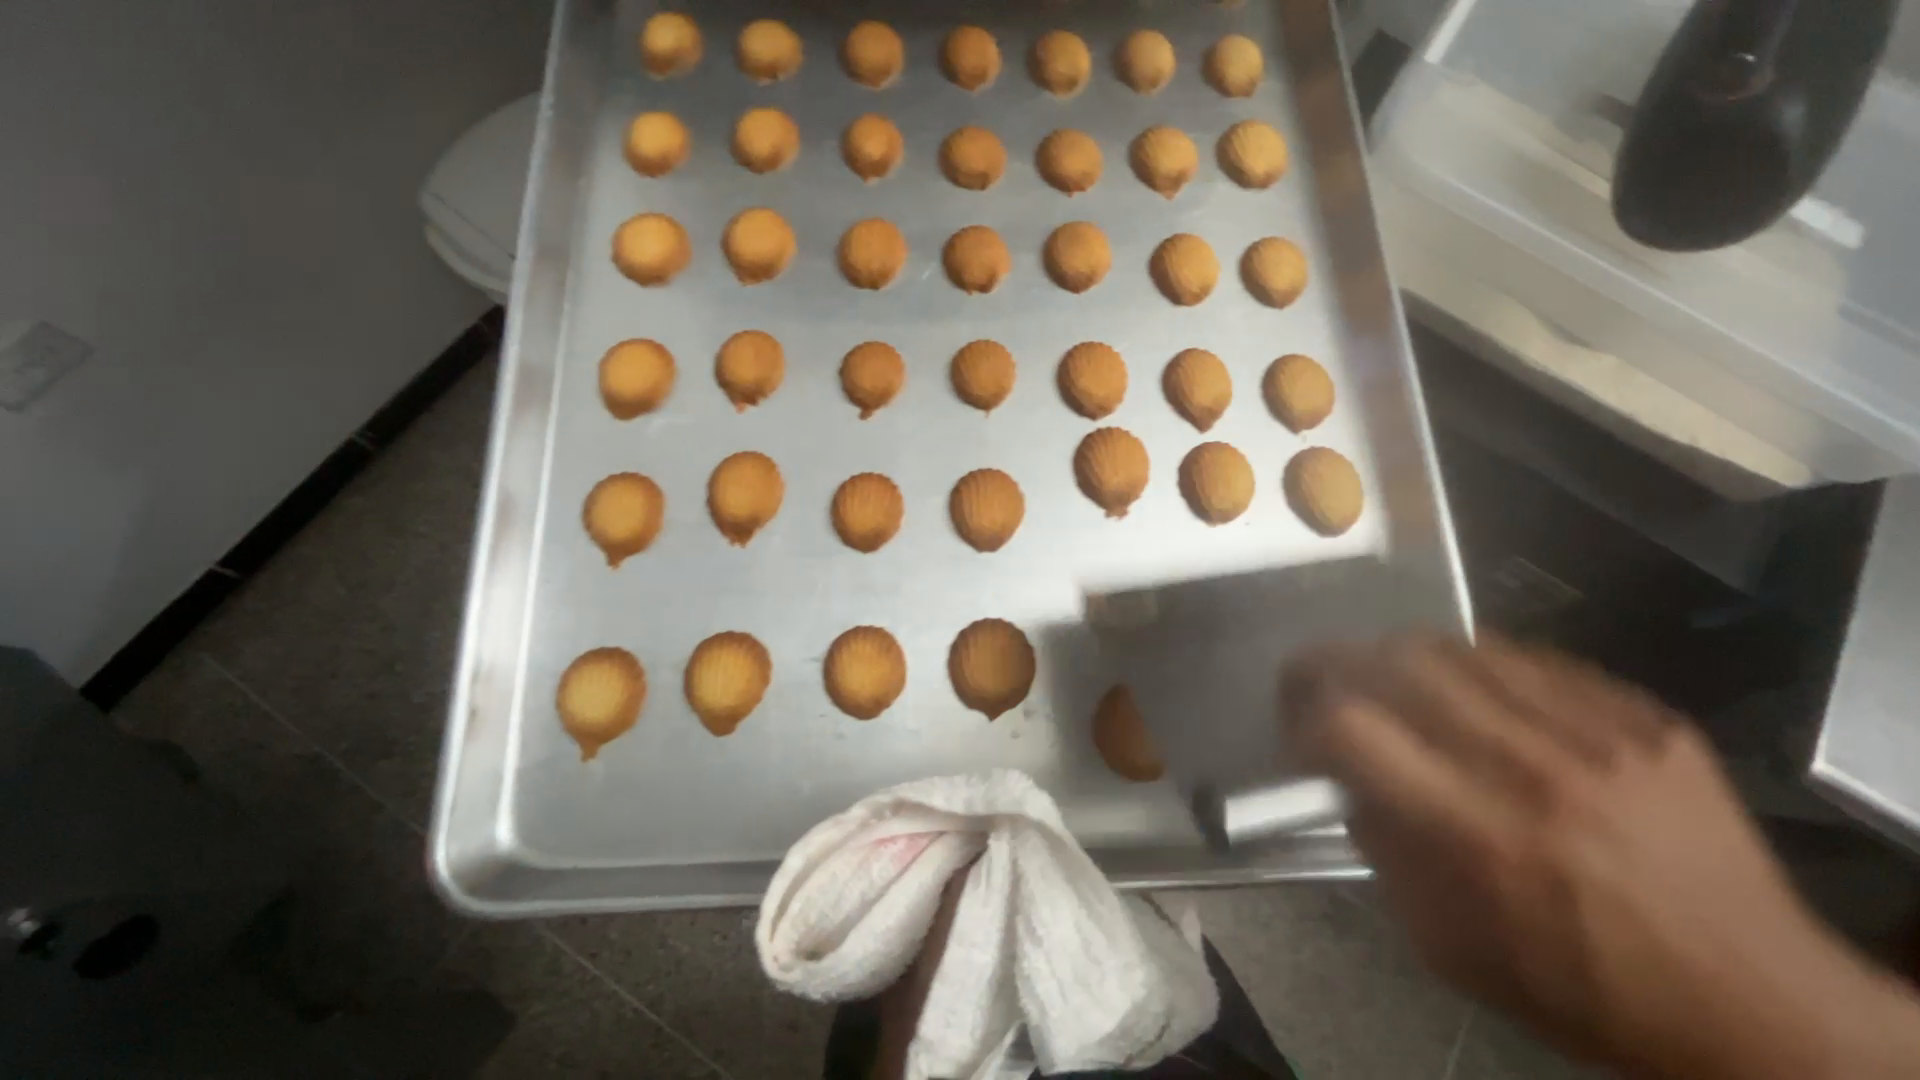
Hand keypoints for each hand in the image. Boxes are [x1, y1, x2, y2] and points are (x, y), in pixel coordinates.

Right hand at [1282, 633, 1919, 1079]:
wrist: (1752, 1001)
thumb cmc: (1578, 988)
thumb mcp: (1446, 946)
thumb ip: (1383, 852)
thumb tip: (1351, 784)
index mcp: (1475, 834)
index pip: (1351, 728)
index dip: (1303, 714)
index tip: (1296, 726)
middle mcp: (1531, 766)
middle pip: (1398, 663)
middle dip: (1336, 663)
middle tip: (1319, 679)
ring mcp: (1598, 731)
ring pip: (1461, 647)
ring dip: (1401, 657)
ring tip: (1389, 678)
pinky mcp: (1646, 716)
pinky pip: (1534, 659)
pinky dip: (1478, 666)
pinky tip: (1472, 689)